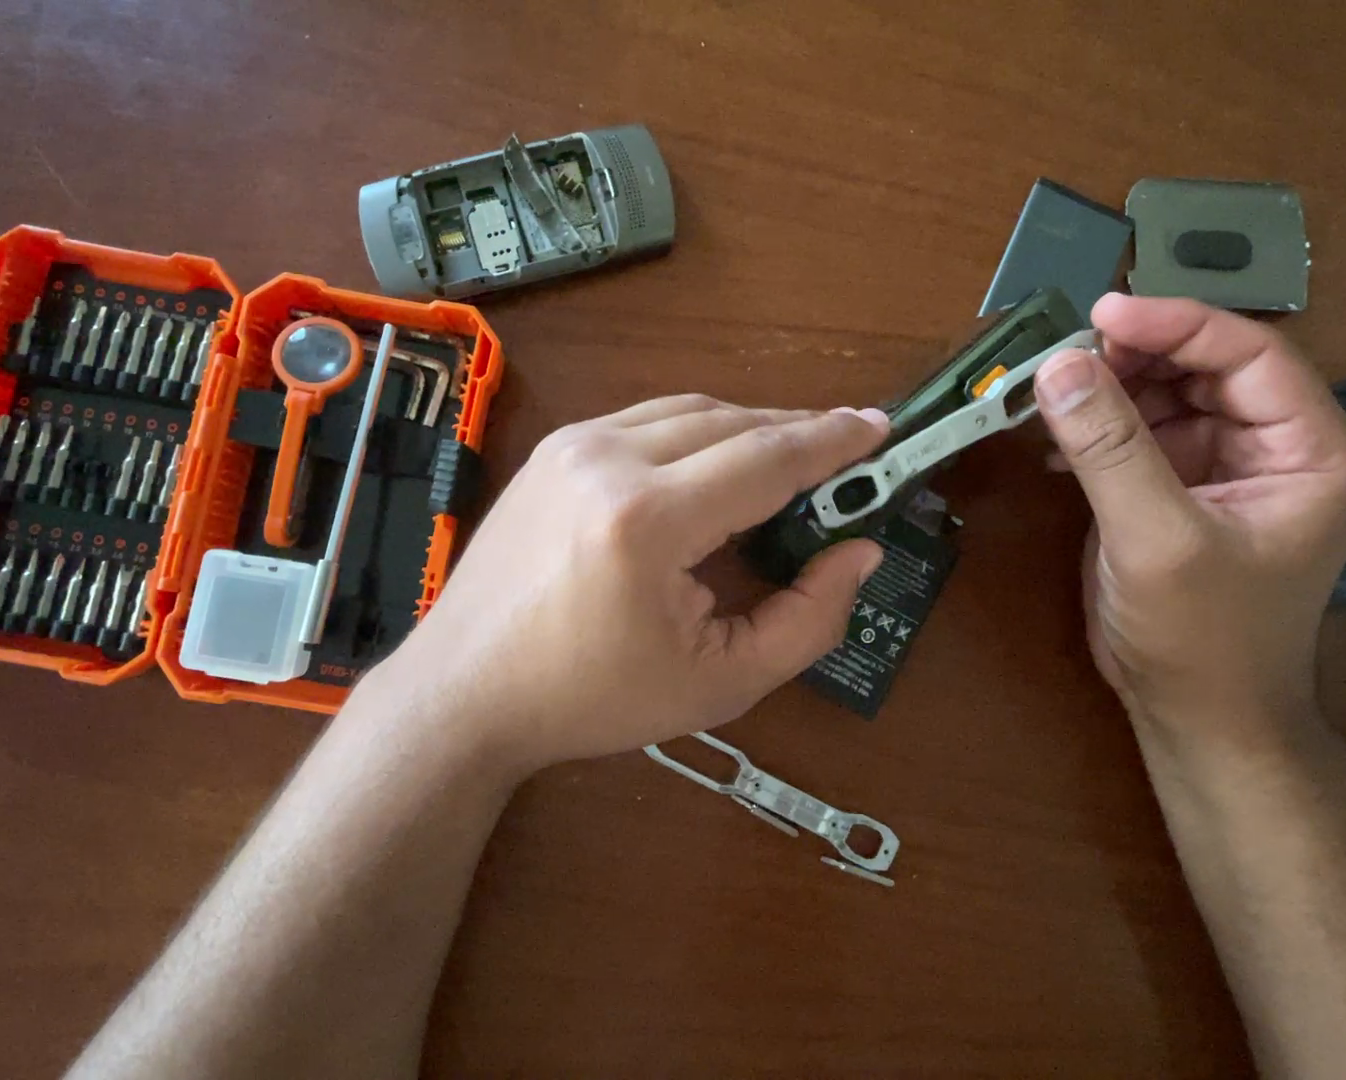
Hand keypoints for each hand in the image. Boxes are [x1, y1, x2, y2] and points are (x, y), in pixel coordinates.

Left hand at [374, 396, 888, 771]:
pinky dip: (696, 433)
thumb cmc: (593, 699)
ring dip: (748, 429)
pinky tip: (715, 467)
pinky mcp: (553, 450)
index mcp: (648, 520)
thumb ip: (807, 619)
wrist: (466, 689)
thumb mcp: (720, 683)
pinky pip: (645, 421)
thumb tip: (859, 552)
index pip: (766, 459)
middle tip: (844, 456)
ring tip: (790, 460)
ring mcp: (571, 445)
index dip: (832, 442)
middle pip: (731, 422)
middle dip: (796, 433)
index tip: (879, 430)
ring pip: (688, 411)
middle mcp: (606, 459)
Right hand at [1032, 294, 1345, 736]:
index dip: (1178, 325)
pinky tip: (1052, 436)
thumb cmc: (1200, 635)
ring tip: (1049, 393)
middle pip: (1205, 370)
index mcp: (1310, 451)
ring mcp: (1219, 471)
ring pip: (1163, 399)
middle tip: (1064, 357)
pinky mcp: (1172, 494)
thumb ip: (1109, 448)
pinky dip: (1092, 430)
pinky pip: (1133, 438)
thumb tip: (1057, 365)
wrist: (1194, 713)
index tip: (1100, 315)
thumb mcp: (1157, 538)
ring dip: (1106, 391)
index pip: (1251, 354)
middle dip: (1135, 358)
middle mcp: (1272, 449)